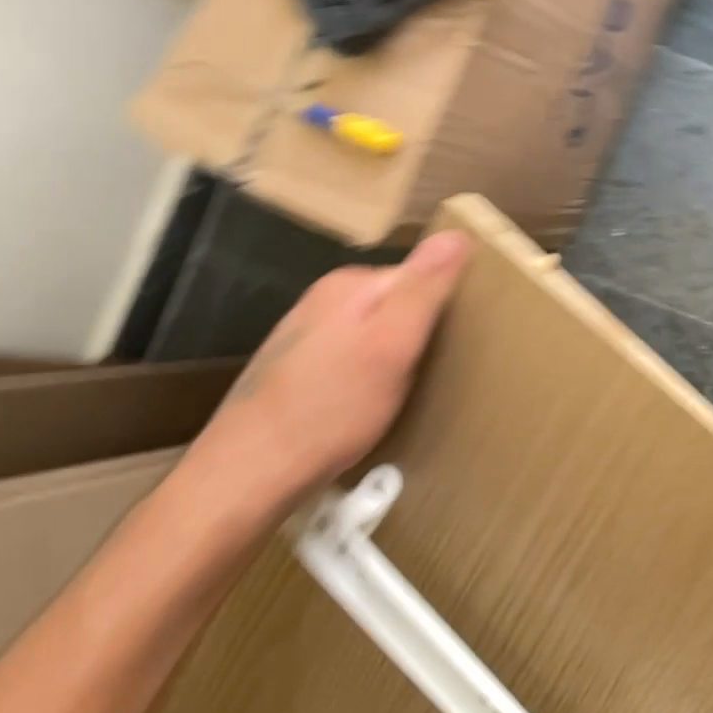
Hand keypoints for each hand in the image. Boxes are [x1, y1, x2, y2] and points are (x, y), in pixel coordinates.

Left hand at [186, 231, 470, 509]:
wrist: (247, 477)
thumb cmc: (330, 410)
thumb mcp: (391, 346)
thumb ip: (423, 290)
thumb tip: (459, 235)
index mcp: (349, 286)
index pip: (423, 275)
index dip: (449, 305)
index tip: (465, 339)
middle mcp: (323, 301)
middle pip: (401, 301)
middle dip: (426, 328)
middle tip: (443, 367)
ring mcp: (307, 334)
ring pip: (379, 330)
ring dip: (402, 352)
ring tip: (416, 387)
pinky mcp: (298, 368)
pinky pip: (358, 354)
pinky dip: (377, 371)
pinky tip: (378, 400)